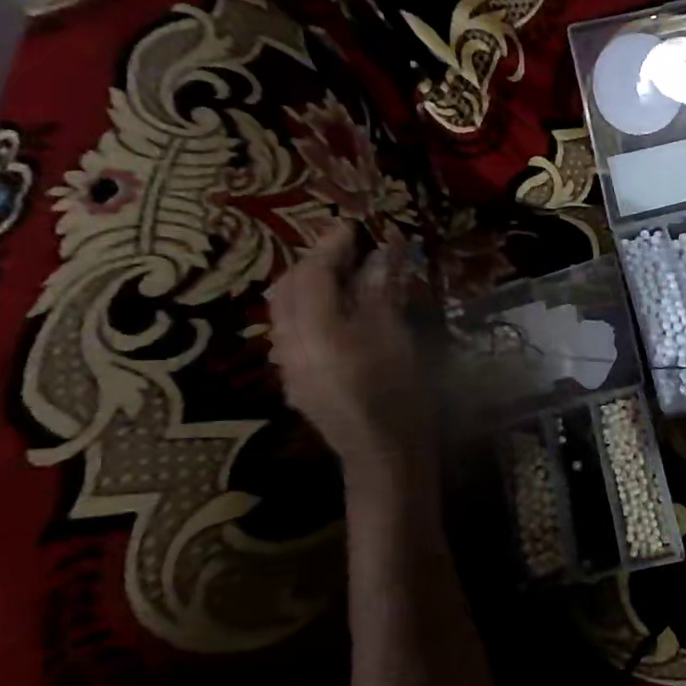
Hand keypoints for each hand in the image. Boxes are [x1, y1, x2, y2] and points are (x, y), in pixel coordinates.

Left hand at [269, 221, 429, 472]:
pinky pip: (290, 335)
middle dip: (312, 264)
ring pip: (285, 312)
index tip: (352, 227)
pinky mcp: (295, 383)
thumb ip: (382, 290)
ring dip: (307, 288)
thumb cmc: (401, 398)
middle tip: (344, 252)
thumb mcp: (396, 338)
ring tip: (340, 279)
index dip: (331, 246)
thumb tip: (386, 248)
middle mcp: (291, 346)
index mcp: (317, 333)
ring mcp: (288, 368)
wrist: (385, 458)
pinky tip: (335, 317)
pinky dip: (308, 313)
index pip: (312, 274)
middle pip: (287, 289)